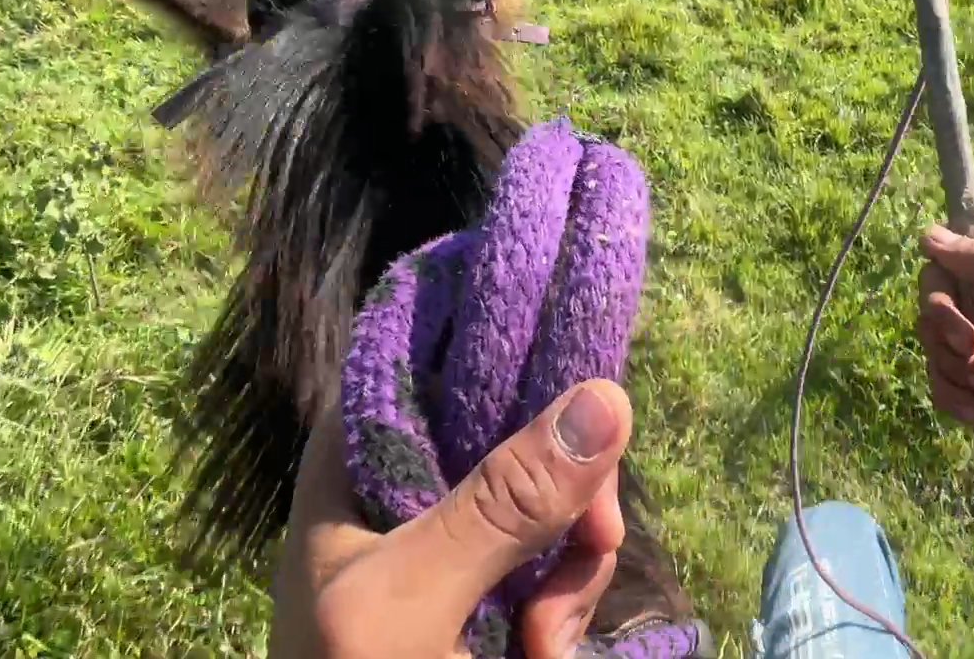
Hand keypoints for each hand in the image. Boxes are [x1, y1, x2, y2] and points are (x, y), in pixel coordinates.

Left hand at [270, 379, 632, 658]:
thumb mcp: (407, 607)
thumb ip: (501, 504)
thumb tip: (609, 395)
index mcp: (363, 442)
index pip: (451, 346)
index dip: (523, 347)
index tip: (583, 382)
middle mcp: (414, 462)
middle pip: (527, 411)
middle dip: (568, 485)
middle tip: (589, 543)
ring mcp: (459, 515)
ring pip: (559, 479)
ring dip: (576, 557)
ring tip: (543, 640)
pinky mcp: (495, 564)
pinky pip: (565, 541)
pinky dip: (572, 592)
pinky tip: (545, 648)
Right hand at [916, 223, 973, 518]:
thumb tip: (929, 232)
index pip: (971, 241)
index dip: (949, 255)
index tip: (942, 274)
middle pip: (939, 289)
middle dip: (945, 320)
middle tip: (968, 344)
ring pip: (933, 336)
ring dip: (954, 365)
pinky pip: (938, 377)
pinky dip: (955, 396)